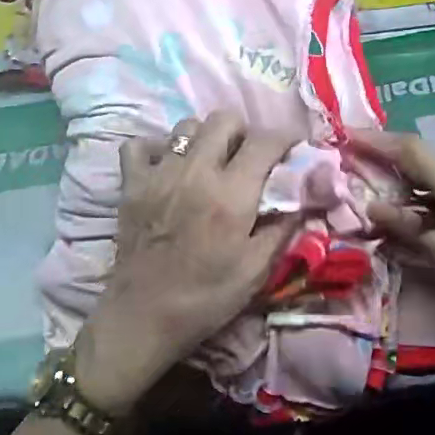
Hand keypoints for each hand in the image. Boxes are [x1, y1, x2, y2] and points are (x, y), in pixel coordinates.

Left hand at [73, 112, 297, 415]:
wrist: (145, 315)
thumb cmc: (207, 297)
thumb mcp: (257, 269)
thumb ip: (283, 225)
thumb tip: (304, 194)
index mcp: (232, 193)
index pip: (265, 140)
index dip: (285, 140)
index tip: (290, 152)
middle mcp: (195, 172)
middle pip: (224, 120)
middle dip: (243, 133)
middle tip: (247, 159)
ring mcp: (158, 174)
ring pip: (185, 127)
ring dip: (203, 139)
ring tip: (208, 164)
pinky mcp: (131, 184)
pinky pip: (138, 145)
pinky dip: (154, 149)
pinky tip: (165, 168)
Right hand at [351, 130, 434, 366]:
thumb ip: (411, 231)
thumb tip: (374, 207)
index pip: (408, 149)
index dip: (372, 141)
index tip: (340, 135)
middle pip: (421, 157)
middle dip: (385, 165)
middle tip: (353, 181)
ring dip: (407, 184)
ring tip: (380, 207)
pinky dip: (428, 194)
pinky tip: (418, 217)